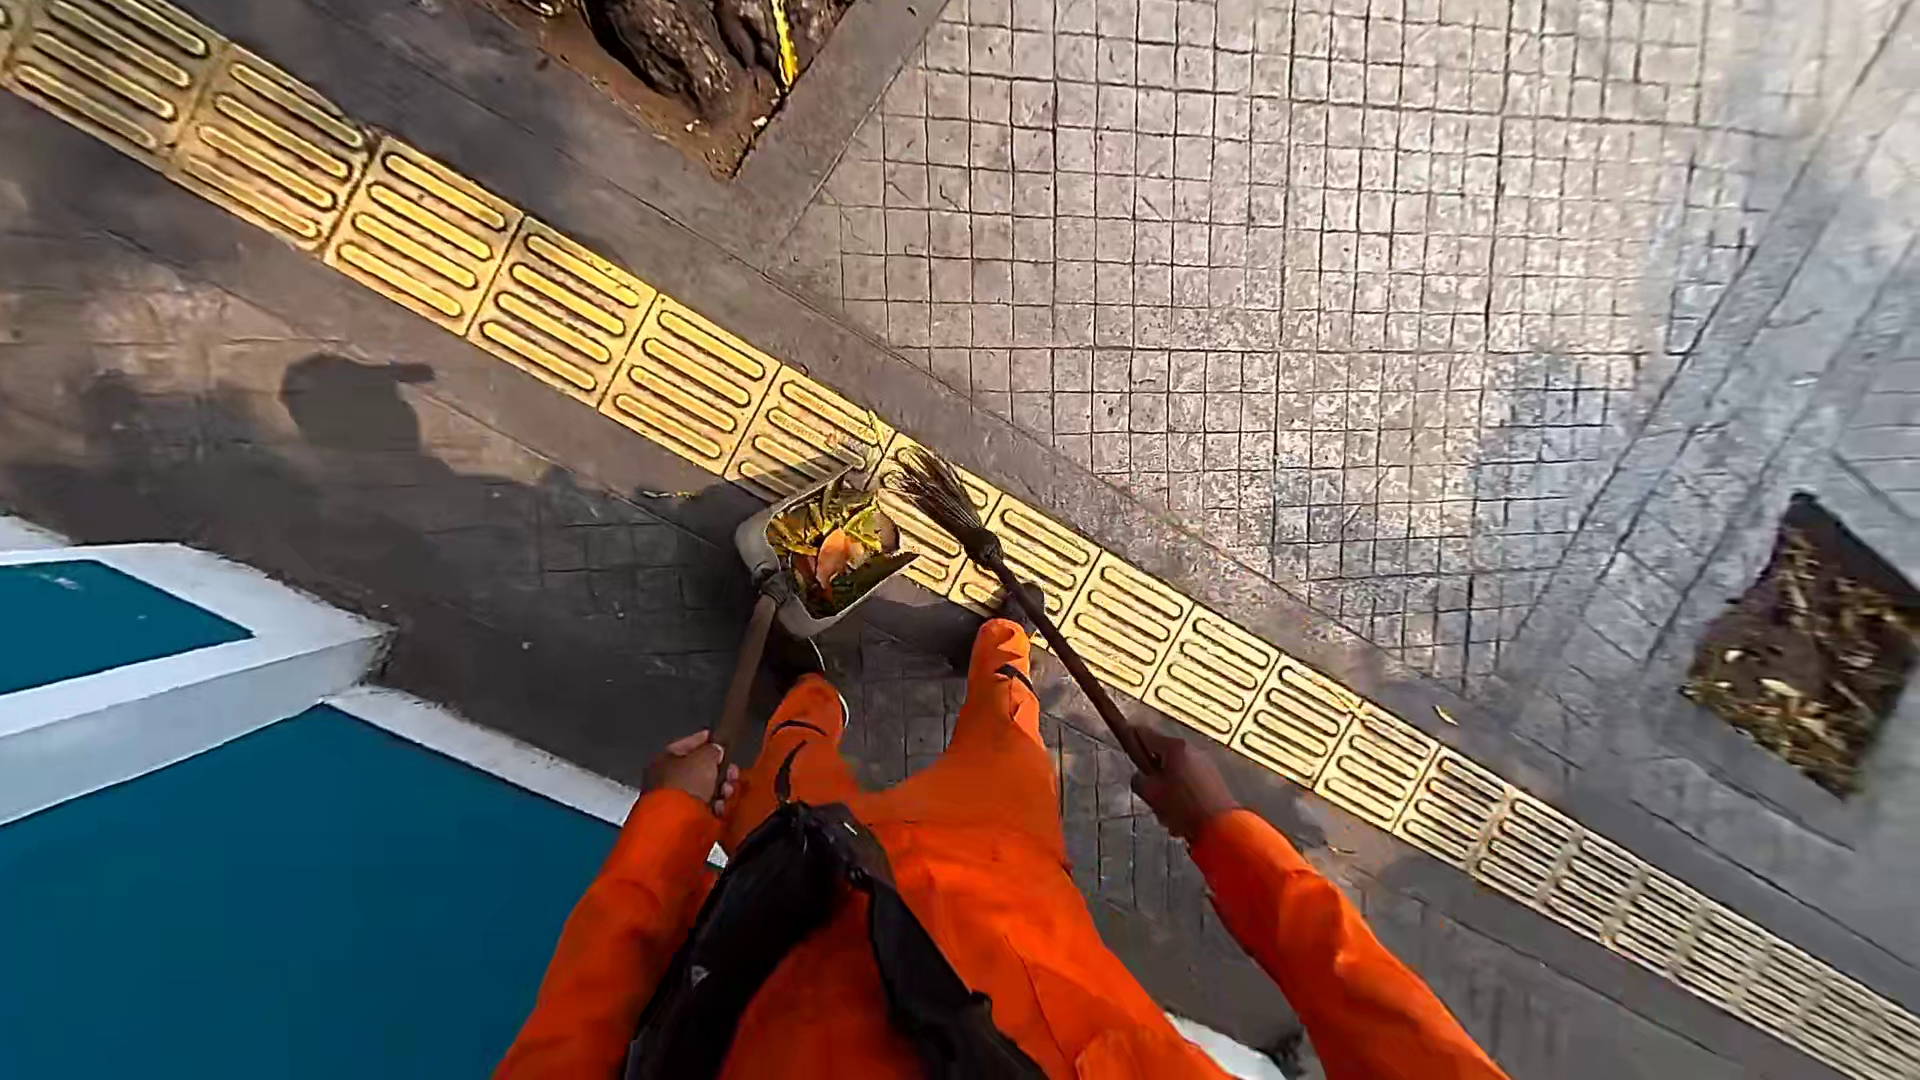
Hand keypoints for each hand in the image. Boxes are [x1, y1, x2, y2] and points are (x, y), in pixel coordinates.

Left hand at [643, 731, 739, 815]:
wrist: (678, 823)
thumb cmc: (687, 784)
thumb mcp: (705, 757)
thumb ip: (713, 749)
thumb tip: (716, 750)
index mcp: (664, 760)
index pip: (688, 743)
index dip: (707, 740)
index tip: (722, 740)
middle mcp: (667, 779)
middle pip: (701, 768)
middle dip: (721, 770)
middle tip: (731, 771)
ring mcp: (677, 799)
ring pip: (708, 787)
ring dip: (722, 788)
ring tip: (727, 791)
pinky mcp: (687, 817)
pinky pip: (709, 805)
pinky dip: (718, 805)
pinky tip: (721, 805)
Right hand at [1131, 727, 1237, 840]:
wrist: (1222, 828)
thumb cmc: (1183, 806)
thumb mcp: (1151, 793)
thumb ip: (1139, 779)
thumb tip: (1140, 776)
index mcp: (1175, 747)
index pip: (1145, 734)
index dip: (1130, 737)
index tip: (1124, 744)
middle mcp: (1192, 751)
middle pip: (1162, 757)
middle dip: (1154, 775)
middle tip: (1151, 794)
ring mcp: (1205, 766)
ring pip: (1176, 773)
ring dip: (1168, 789)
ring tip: (1168, 813)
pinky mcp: (1215, 782)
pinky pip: (1190, 784)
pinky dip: (1183, 796)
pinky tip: (1182, 817)